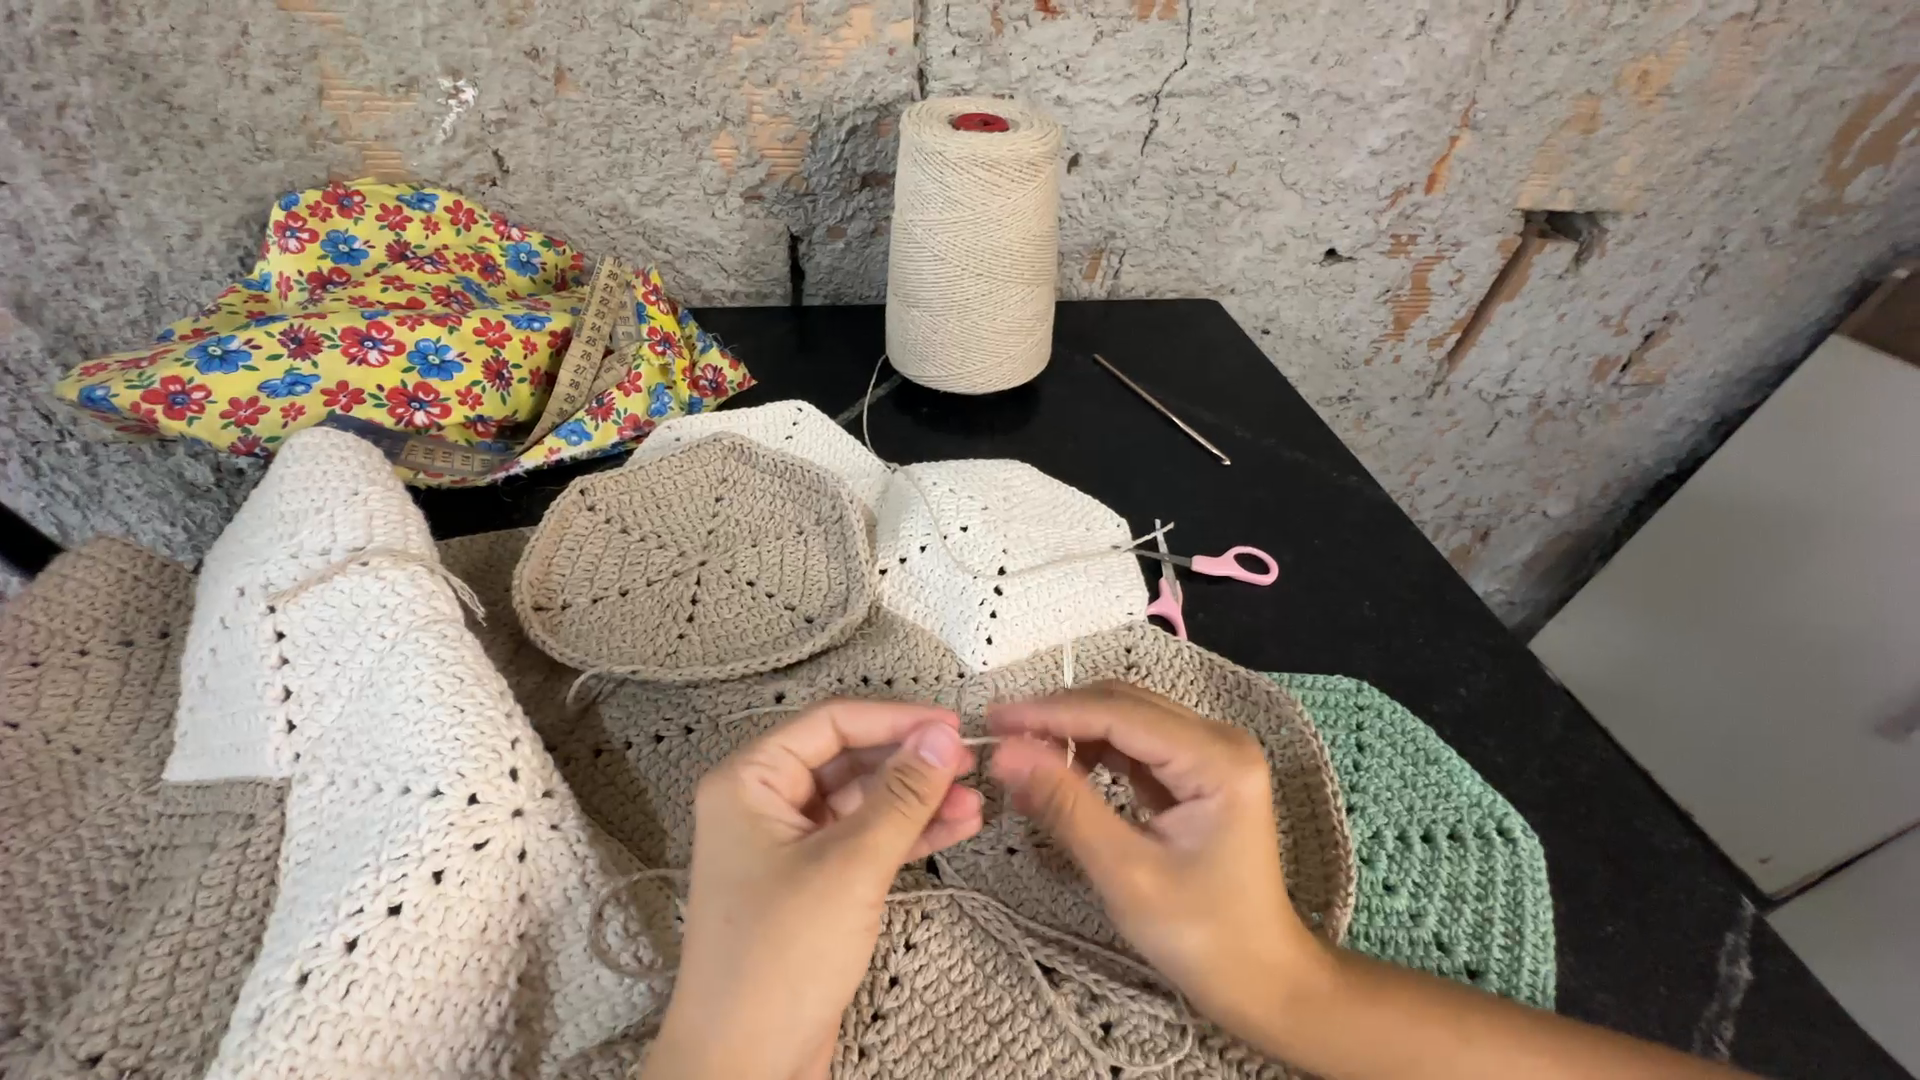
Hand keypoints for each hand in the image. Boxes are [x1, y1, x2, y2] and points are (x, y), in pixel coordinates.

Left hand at [644, 700, 983, 1079]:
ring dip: (919, 798)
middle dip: (912, 762)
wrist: (744, 1070)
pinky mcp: (815, 879)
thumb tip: (942, 737)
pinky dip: (910, 832)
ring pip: (865, 800)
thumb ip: (902, 795)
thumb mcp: (850, 866)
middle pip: (852, 759)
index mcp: (750, 781)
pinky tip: (956, 825)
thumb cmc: (776, 962)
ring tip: (975, 800)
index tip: (951, 726)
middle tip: (969, 764)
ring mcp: (791, 843)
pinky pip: (867, 837)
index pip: (833, 724)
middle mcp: (766, 802)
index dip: (895, 719)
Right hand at [985, 681, 1332, 1037]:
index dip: (1050, 712)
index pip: (1118, 713)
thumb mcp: (1125, 873)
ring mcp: (1210, 752)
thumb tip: (1005, 754)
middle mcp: (1218, 740)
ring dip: (1070, 734)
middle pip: (1121, 705)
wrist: (1262, 981)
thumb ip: (1066, 805)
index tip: (994, 719)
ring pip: (1123, 719)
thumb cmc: (1202, 937)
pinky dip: (1091, 754)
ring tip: (1020, 761)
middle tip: (999, 737)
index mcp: (1216, 759)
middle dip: (1057, 718)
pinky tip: (1055, 774)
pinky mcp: (1196, 770)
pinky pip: (1133, 745)